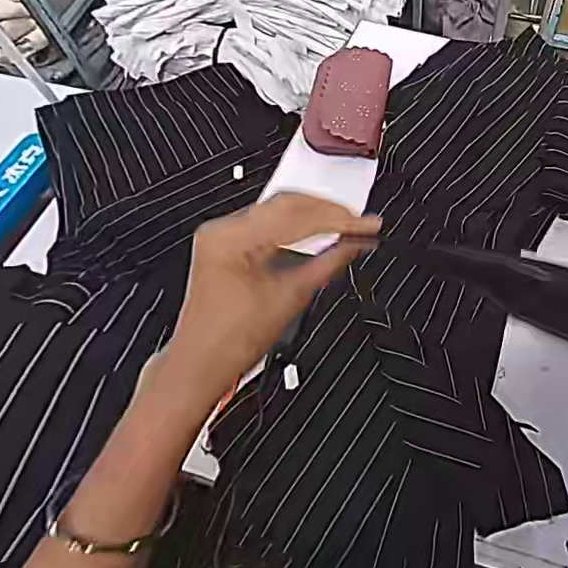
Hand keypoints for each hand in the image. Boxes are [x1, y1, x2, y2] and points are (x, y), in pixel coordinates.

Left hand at [160, 192, 380, 402]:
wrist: (203, 362)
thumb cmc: (231, 341)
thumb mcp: (290, 298)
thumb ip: (328, 263)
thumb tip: (354, 245)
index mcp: (231, 239)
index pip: (296, 216)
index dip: (337, 219)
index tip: (365, 225)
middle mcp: (221, 230)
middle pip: (286, 205)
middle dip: (327, 212)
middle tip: (360, 222)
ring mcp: (221, 236)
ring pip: (278, 210)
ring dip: (313, 217)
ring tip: (345, 226)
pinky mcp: (226, 245)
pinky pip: (267, 224)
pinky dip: (296, 228)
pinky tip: (317, 232)